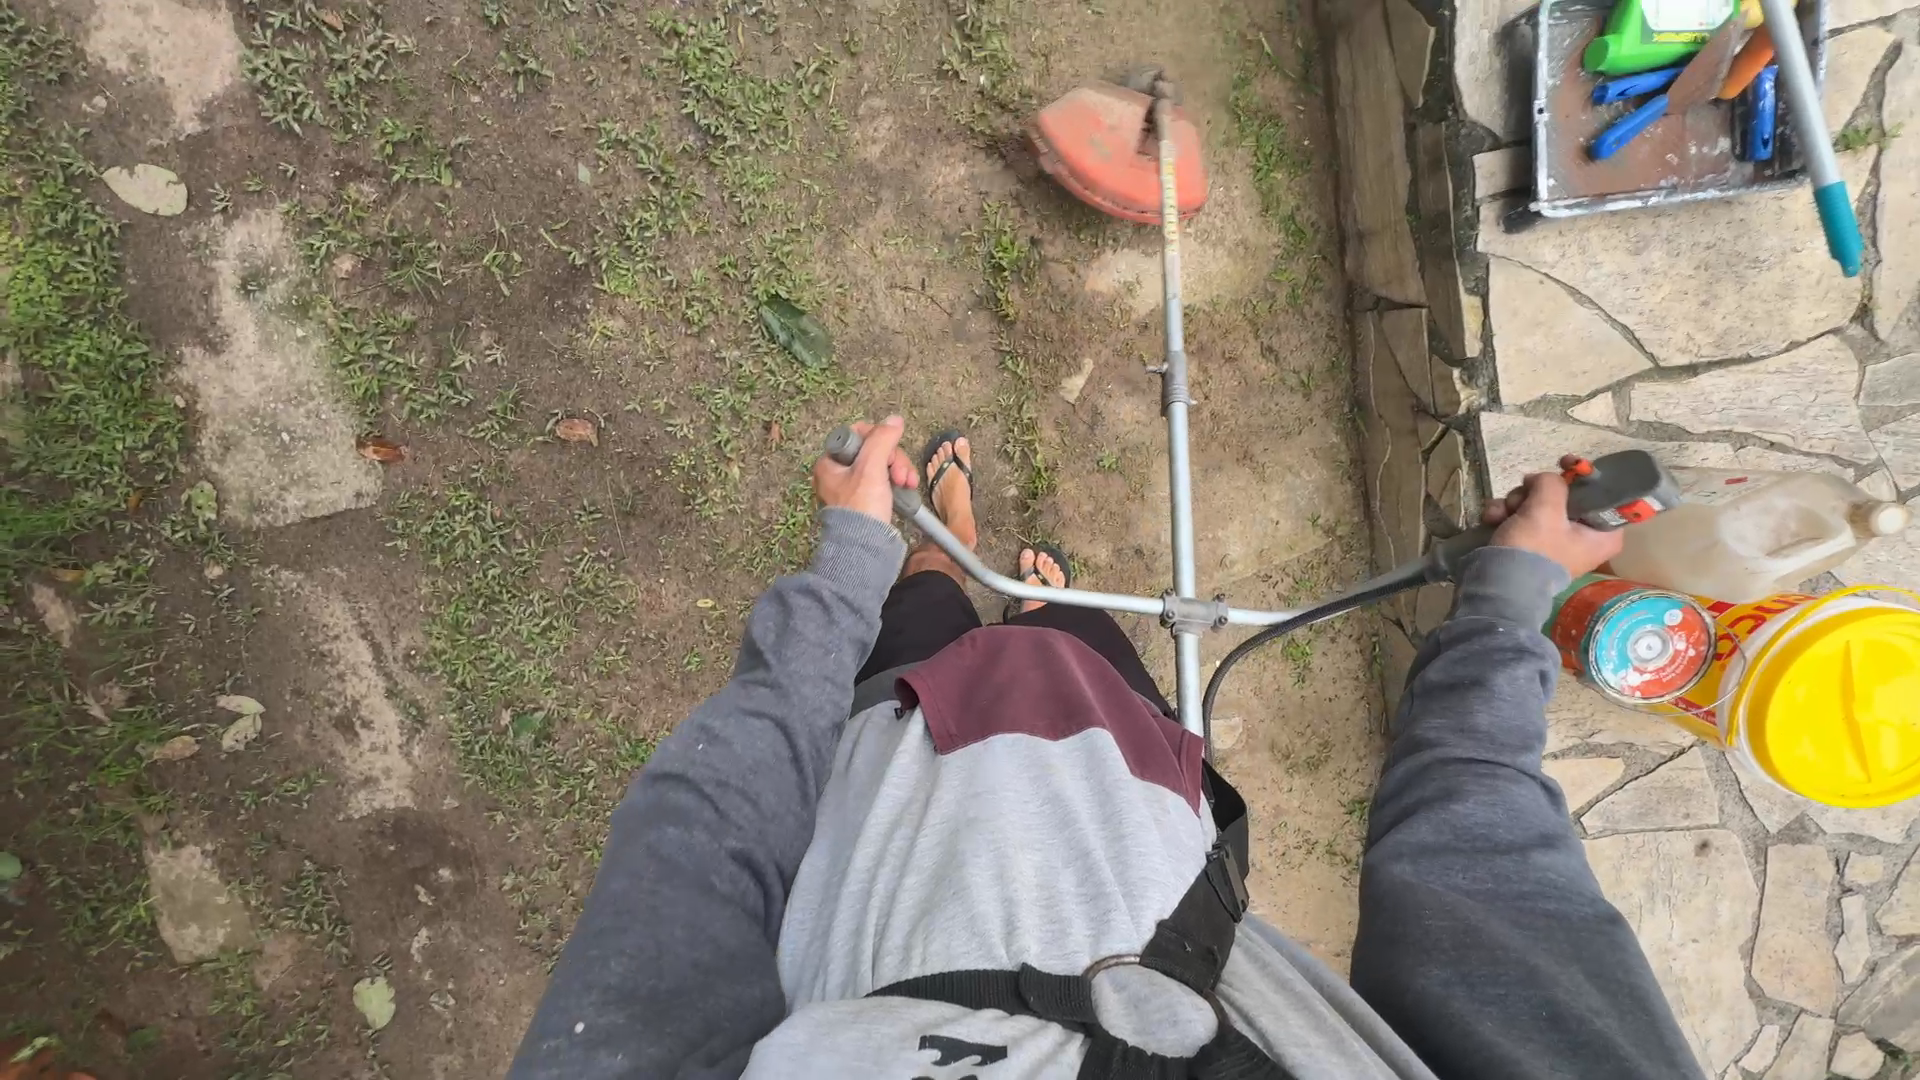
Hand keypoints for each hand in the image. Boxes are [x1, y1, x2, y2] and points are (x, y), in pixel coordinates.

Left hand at [811, 416, 916, 524]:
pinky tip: (906, 487)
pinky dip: (897, 481)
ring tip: (908, 483)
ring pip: (882, 464)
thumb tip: (894, 420)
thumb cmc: (862, 509)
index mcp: (830, 462)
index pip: (857, 435)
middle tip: (901, 474)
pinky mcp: (867, 498)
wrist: (865, 547)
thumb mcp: (871, 468)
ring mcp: (853, 486)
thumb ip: (882, 440)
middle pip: (873, 449)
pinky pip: (885, 479)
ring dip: (899, 469)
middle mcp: (839, 472)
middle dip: (893, 459)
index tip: (889, 453)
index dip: (878, 439)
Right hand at [1481, 455, 1623, 578]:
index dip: (1582, 477)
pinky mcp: (1528, 544)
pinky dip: (1503, 515)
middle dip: (1534, 494)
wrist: (1496, 585)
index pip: (1603, 494)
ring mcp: (1553, 541)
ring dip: (1513, 503)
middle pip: (1562, 498)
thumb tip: (1543, 478)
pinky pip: (1519, 518)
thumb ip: (1551, 484)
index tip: (1564, 464)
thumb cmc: (1532, 550)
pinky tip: (1491, 520)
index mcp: (1603, 534)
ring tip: (1499, 514)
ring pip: (1536, 505)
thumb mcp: (1545, 511)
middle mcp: (1582, 537)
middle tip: (1521, 499)